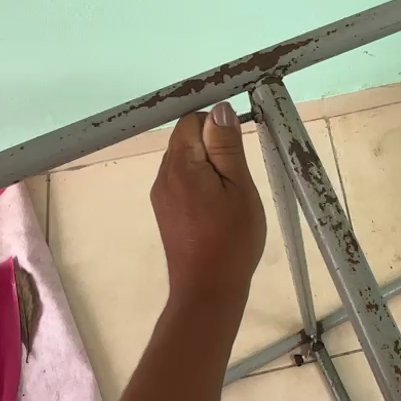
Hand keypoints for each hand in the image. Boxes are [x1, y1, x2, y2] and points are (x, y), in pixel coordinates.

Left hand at [151, 104, 266, 306]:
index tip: (236, 152)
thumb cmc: (232, 239)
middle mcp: (163, 176)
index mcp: (180, 165)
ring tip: (230, 195)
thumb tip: (219, 109)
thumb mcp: (239, 187)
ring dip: (208, 166)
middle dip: (213, 147)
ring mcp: (161, 195)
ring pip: (186, 160)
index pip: (191, 121)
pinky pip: (182, 180)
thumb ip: (227, 146)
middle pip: (186, 140)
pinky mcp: (165, 211)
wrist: (208, 291)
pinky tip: (217, 207)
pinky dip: (201, 182)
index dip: (216, 127)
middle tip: (237, 177)